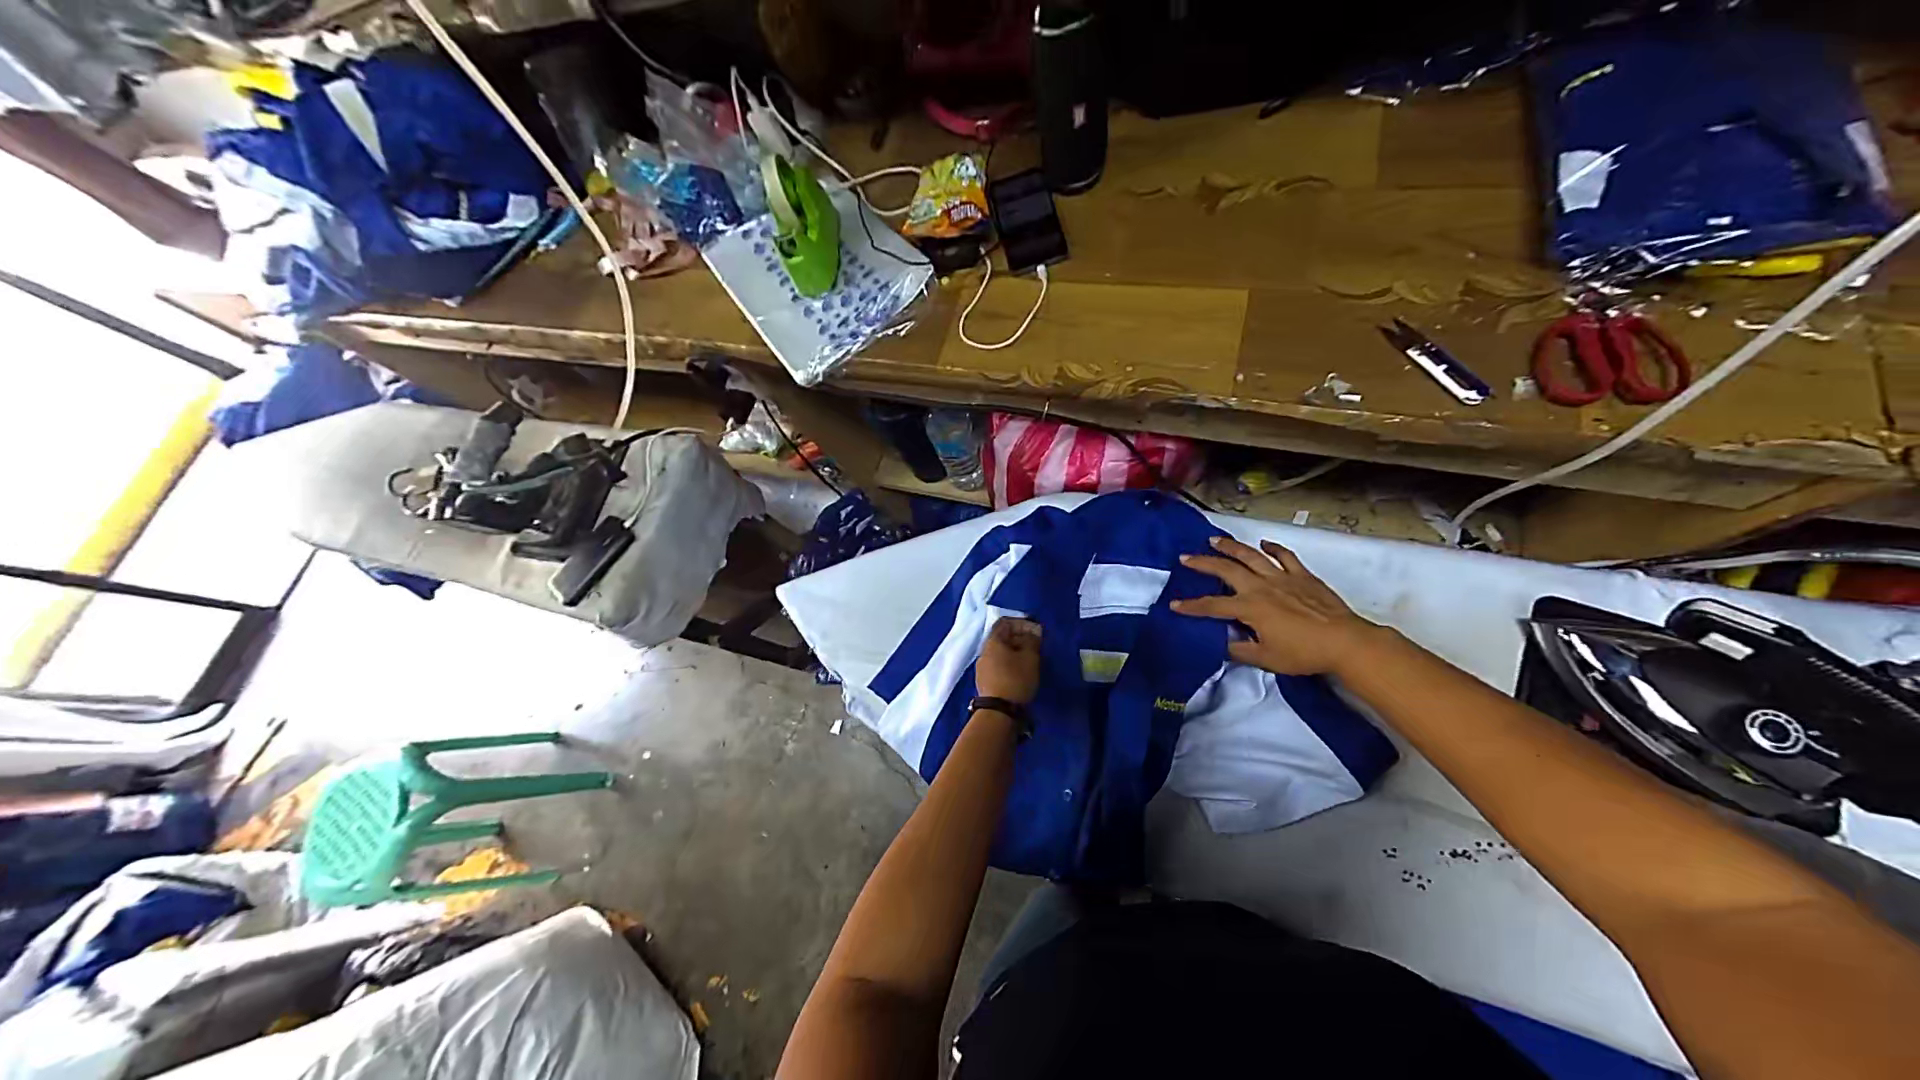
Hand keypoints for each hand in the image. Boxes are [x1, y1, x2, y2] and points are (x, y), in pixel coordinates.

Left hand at [976, 617, 1042, 704]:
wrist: (999, 712)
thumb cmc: (1016, 679)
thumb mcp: (1030, 657)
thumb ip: (1032, 640)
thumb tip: (1033, 631)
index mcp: (992, 641)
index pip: (1004, 623)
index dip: (1021, 623)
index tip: (1036, 631)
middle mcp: (983, 652)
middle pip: (1001, 638)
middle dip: (1019, 639)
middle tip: (1036, 646)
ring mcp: (982, 668)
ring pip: (1000, 653)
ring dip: (1015, 653)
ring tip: (1030, 661)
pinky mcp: (984, 682)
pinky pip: (998, 666)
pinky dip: (1009, 665)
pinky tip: (1020, 673)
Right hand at [1172, 535, 1382, 676]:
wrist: (1345, 642)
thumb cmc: (1303, 653)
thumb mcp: (1266, 658)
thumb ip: (1240, 649)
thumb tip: (1222, 643)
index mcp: (1250, 607)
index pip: (1212, 606)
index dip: (1191, 606)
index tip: (1174, 605)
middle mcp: (1261, 587)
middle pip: (1226, 570)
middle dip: (1203, 563)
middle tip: (1185, 558)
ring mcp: (1283, 578)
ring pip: (1251, 556)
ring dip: (1231, 547)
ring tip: (1214, 540)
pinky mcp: (1303, 575)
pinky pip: (1285, 557)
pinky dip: (1273, 548)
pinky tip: (1264, 543)